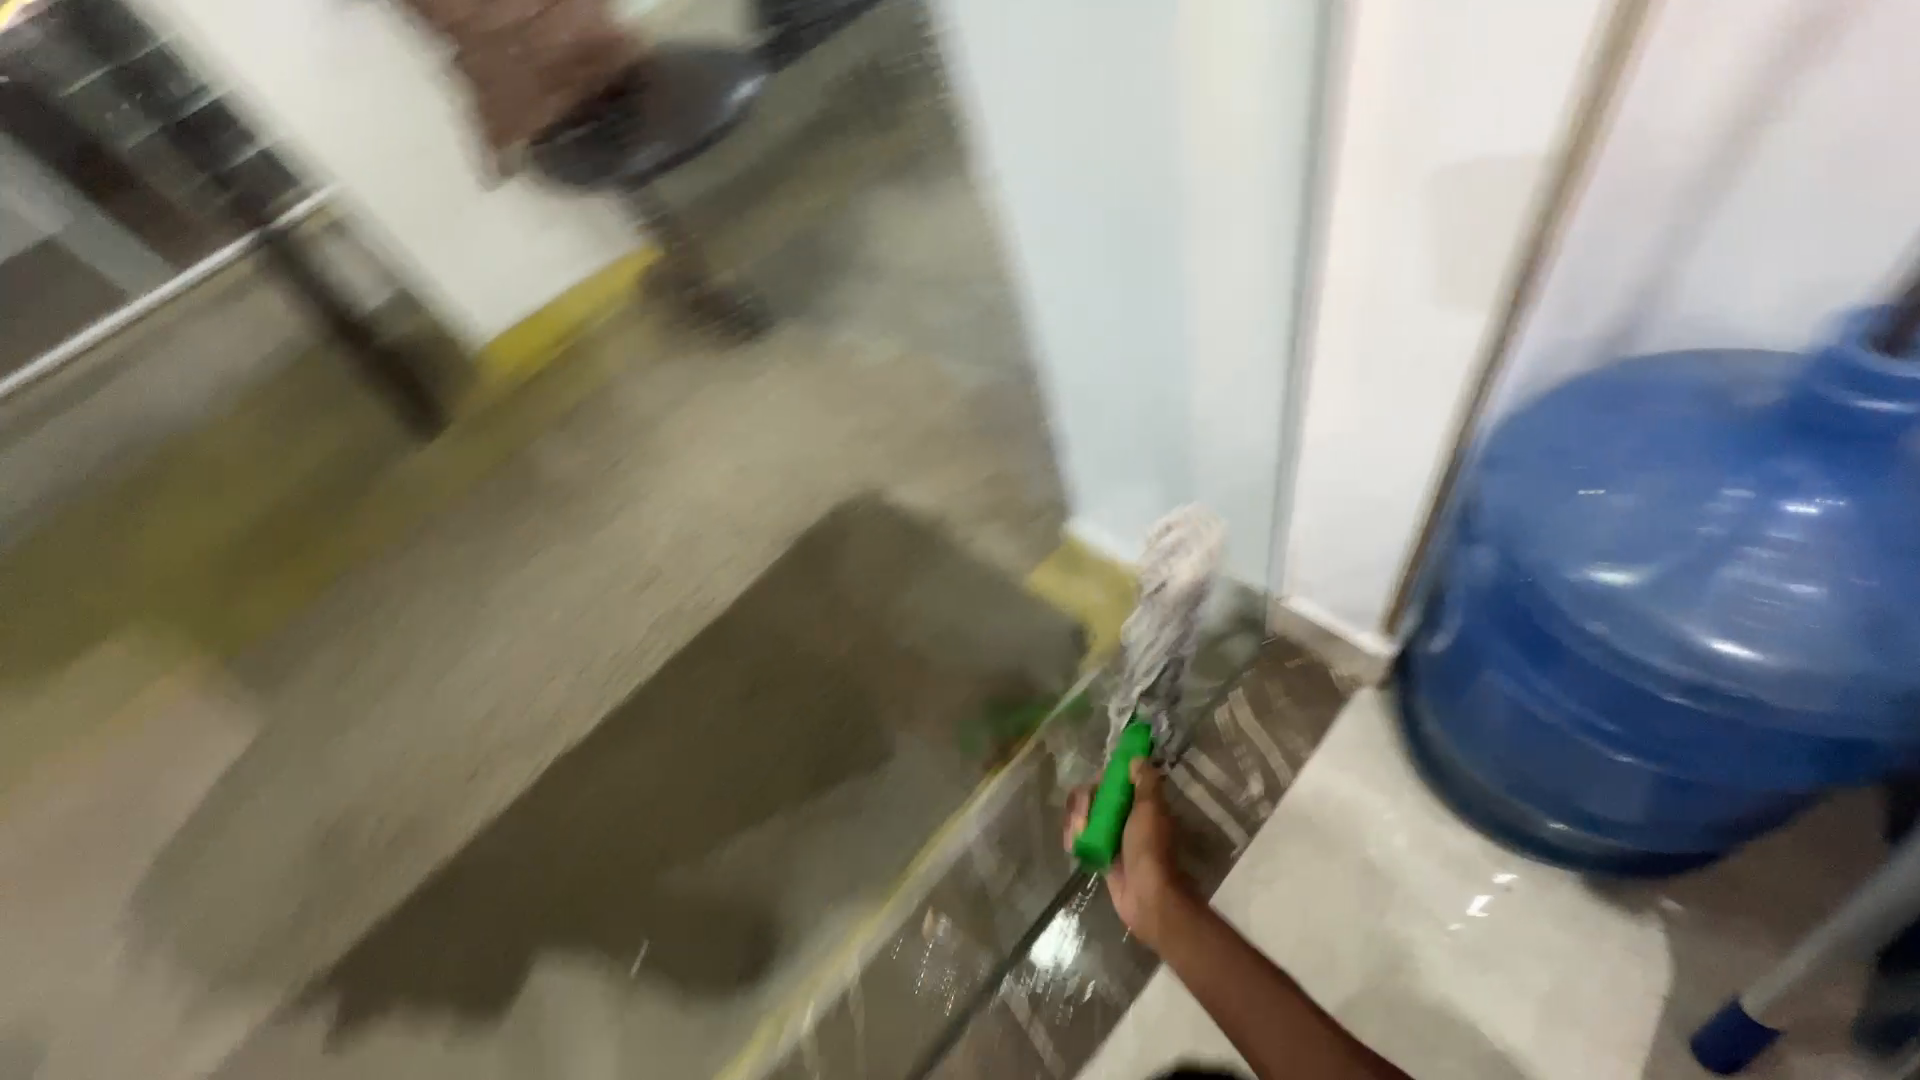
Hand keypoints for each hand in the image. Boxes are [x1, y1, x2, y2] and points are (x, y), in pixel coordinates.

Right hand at [1063, 759, 1194, 948]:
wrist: (1146, 896)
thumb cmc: (1149, 848)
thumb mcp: (1150, 809)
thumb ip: (1145, 781)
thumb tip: (1137, 757)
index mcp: (1140, 802)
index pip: (1113, 780)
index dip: (1100, 781)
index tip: (1095, 789)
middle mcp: (1125, 815)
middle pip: (1094, 796)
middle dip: (1082, 804)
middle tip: (1081, 820)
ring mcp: (1111, 835)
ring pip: (1083, 816)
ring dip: (1074, 822)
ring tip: (1075, 838)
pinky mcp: (1100, 853)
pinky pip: (1081, 837)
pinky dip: (1073, 838)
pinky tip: (1072, 846)